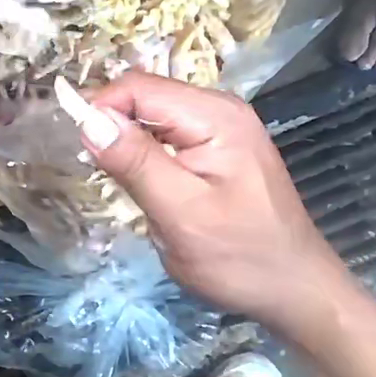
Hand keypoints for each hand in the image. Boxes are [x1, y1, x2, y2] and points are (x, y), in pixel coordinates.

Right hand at [82, 72, 355, 335]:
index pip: (139, 88)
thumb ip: (136, 162)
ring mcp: (226, 128)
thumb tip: (88, 119)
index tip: (80, 152)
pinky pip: (175, 137)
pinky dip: (153, 156)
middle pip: (149, 98)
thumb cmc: (239, 257)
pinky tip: (154, 187)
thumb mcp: (180, 214)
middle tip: (106, 178)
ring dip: (134, 146)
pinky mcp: (224, 149)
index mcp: (215, 115)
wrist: (295, 288)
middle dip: (117, 129)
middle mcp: (222, 108)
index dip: (101, 110)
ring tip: (131, 188)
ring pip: (158, 118)